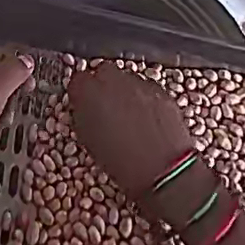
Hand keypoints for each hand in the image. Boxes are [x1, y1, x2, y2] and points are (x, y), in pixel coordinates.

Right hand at [66, 62, 196, 200]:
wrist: (166, 173)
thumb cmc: (123, 164)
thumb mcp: (90, 142)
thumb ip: (83, 117)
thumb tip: (84, 109)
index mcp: (89, 93)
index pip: (77, 80)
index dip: (80, 92)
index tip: (82, 102)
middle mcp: (114, 82)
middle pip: (102, 72)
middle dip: (102, 85)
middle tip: (103, 105)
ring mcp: (139, 84)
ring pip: (126, 78)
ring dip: (123, 90)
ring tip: (126, 114)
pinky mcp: (160, 92)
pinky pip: (146, 89)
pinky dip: (143, 98)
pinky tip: (145, 118)